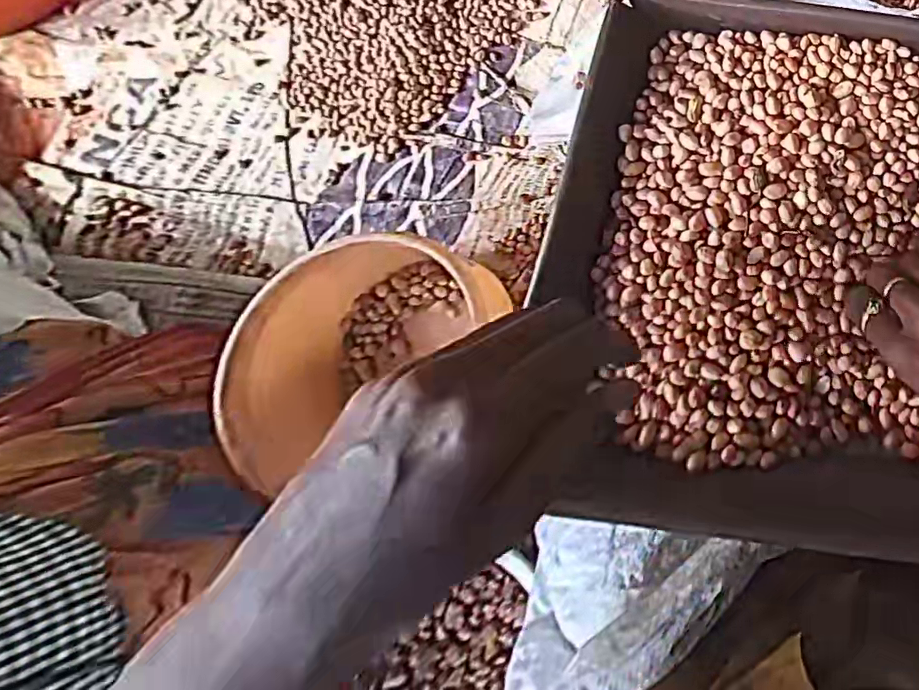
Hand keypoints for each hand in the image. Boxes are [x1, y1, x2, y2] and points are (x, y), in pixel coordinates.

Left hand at [121, 299, 629, 689]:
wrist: (287, 601)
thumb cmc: (409, 576)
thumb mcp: (507, 522)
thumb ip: (568, 443)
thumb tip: (620, 390)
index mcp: (480, 419)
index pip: (571, 346)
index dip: (612, 342)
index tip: (631, 357)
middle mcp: (444, 378)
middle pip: (543, 317)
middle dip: (584, 332)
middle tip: (601, 368)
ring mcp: (409, 371)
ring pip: (507, 322)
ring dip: (545, 341)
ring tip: (555, 385)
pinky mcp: (385, 378)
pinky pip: (467, 343)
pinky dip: (503, 354)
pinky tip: (503, 396)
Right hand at [842, 244, 918, 449]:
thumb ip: (899, 348)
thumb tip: (884, 319)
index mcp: (906, 354)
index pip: (865, 311)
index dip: (857, 301)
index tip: (858, 299)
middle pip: (884, 278)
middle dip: (874, 276)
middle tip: (874, 278)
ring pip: (911, 260)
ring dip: (898, 263)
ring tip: (896, 268)